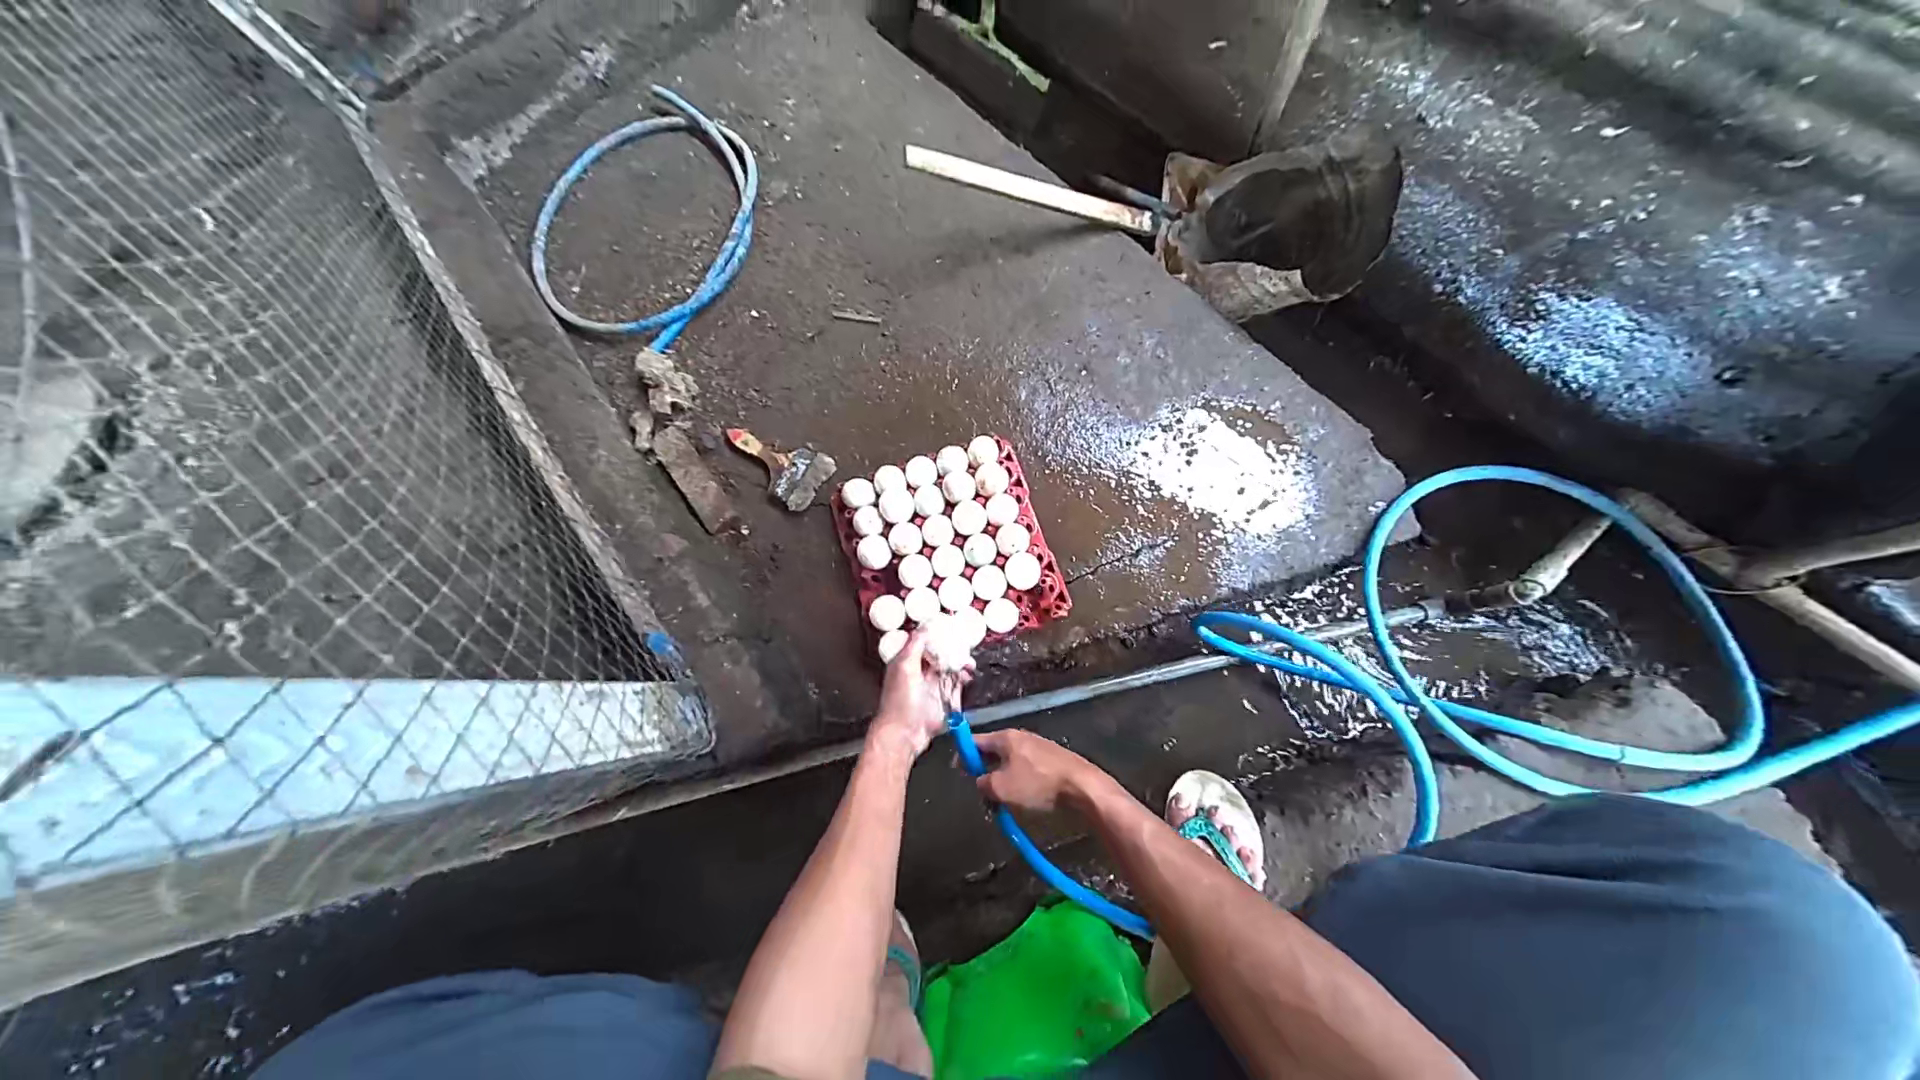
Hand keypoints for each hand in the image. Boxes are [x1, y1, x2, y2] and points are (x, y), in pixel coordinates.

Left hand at [868, 629, 970, 759]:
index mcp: (909, 661)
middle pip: (942, 654)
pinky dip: (965, 677)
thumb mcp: (904, 666)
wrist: (905, 733)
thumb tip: (925, 626)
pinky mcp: (946, 699)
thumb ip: (915, 645)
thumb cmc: (898, 703)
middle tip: (963, 646)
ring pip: (952, 667)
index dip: (938, 635)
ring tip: (968, 663)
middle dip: (954, 649)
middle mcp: (922, 672)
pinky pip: (959, 683)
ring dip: (962, 663)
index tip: (951, 628)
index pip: (925, 641)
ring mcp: (935, 685)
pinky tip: (967, 675)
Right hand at [971, 729, 1107, 814]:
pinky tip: (1027, 798)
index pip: (976, 740)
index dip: (965, 754)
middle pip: (995, 751)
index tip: (959, 770)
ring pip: (1012, 762)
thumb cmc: (1037, 785)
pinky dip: (1022, 782)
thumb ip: (983, 783)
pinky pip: (1028, 769)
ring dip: (1005, 779)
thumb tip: (982, 781)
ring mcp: (1040, 747)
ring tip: (1006, 801)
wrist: (1082, 788)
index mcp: (1006, 737)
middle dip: (986, 771)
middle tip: (984, 791)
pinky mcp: (1054, 760)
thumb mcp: (1001, 788)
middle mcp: (1022, 737)